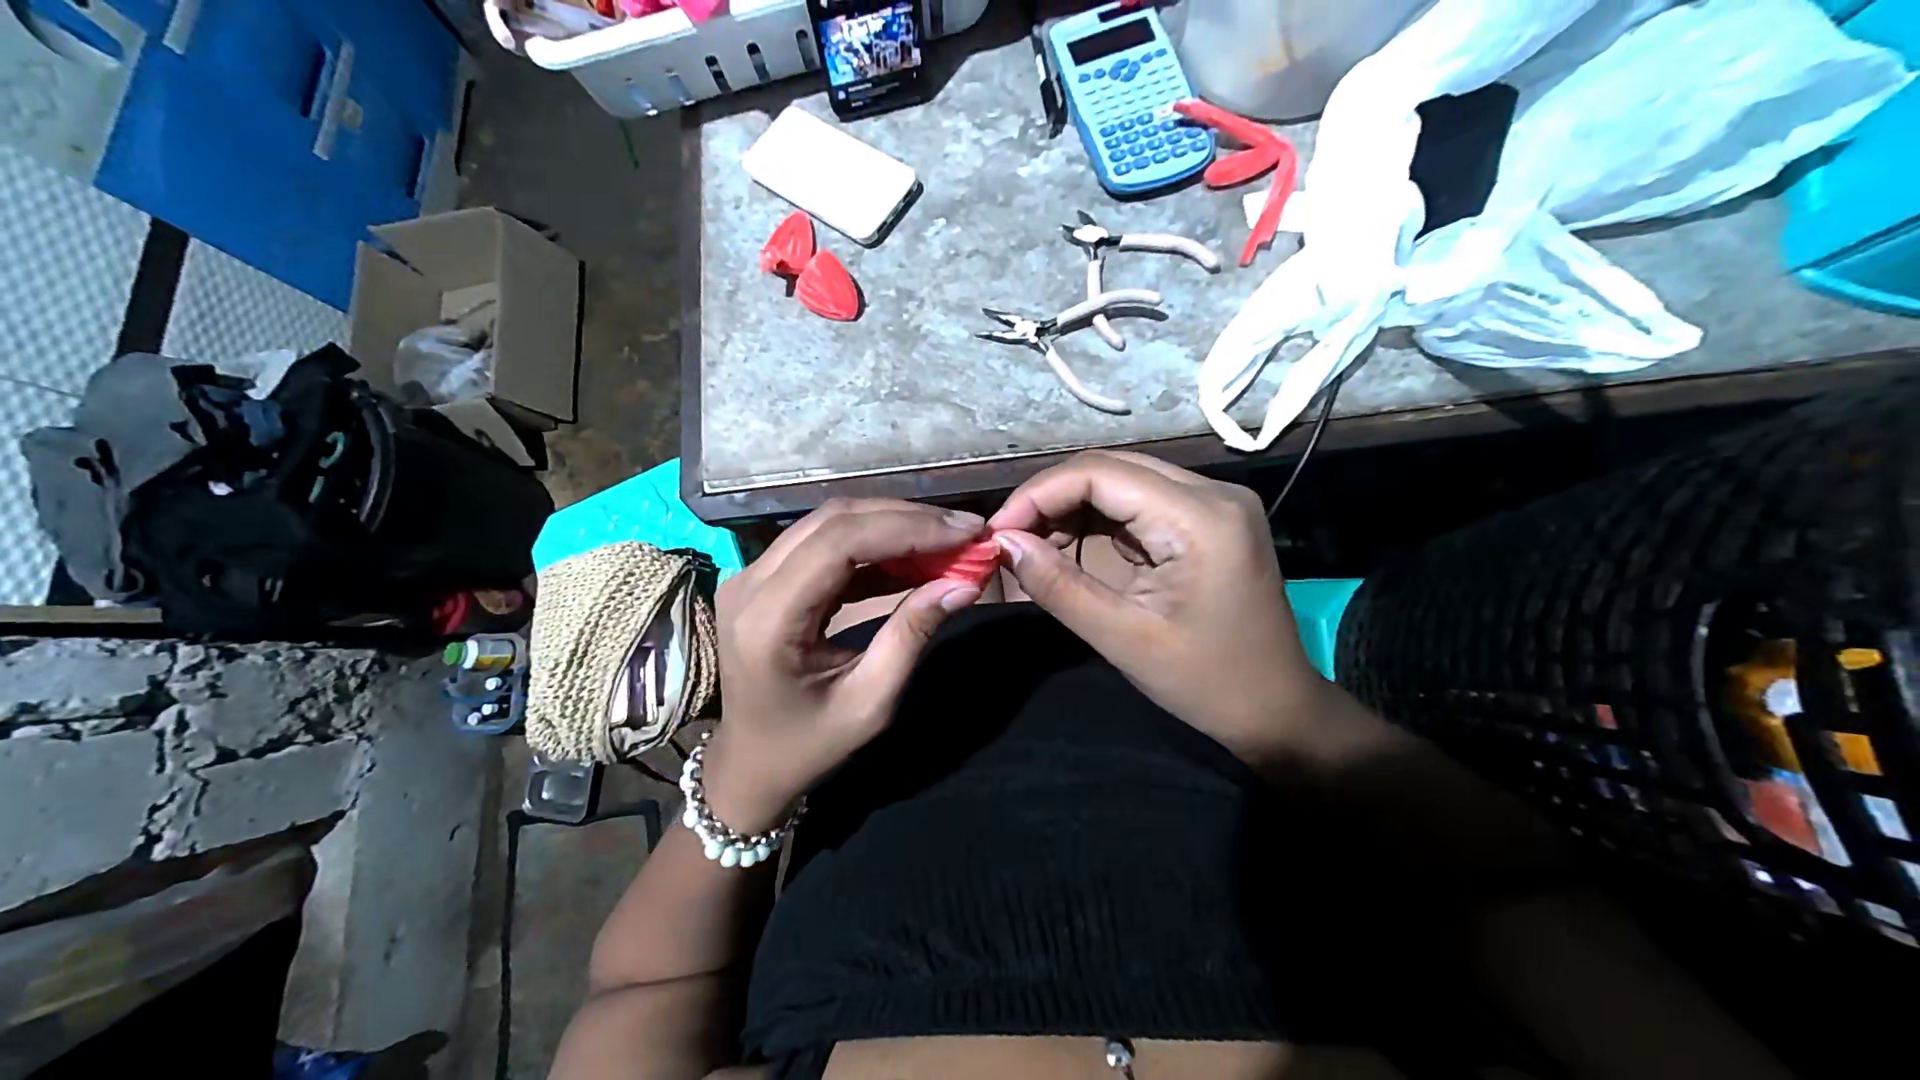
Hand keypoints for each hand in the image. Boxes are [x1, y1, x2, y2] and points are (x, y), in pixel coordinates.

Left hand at [704, 499, 986, 830]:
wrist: (752, 763)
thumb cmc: (808, 745)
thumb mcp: (870, 701)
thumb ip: (912, 635)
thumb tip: (963, 583)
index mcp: (768, 620)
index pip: (839, 543)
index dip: (907, 527)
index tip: (966, 532)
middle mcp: (751, 584)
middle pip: (835, 521)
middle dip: (907, 519)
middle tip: (966, 531)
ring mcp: (753, 575)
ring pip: (831, 523)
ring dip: (893, 525)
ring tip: (948, 540)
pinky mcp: (765, 577)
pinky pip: (824, 543)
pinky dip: (874, 543)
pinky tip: (914, 555)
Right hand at [989, 451, 1326, 766]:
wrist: (1276, 708)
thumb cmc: (1207, 682)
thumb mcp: (1124, 638)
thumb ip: (1059, 586)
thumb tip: (1005, 544)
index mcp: (1200, 517)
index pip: (1100, 473)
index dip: (1039, 494)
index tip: (998, 533)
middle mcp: (1212, 493)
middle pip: (1110, 468)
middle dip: (1050, 499)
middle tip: (1010, 540)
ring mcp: (1214, 502)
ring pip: (1121, 481)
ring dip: (1071, 508)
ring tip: (1034, 548)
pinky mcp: (1208, 518)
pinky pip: (1138, 502)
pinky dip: (1097, 520)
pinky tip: (1070, 548)